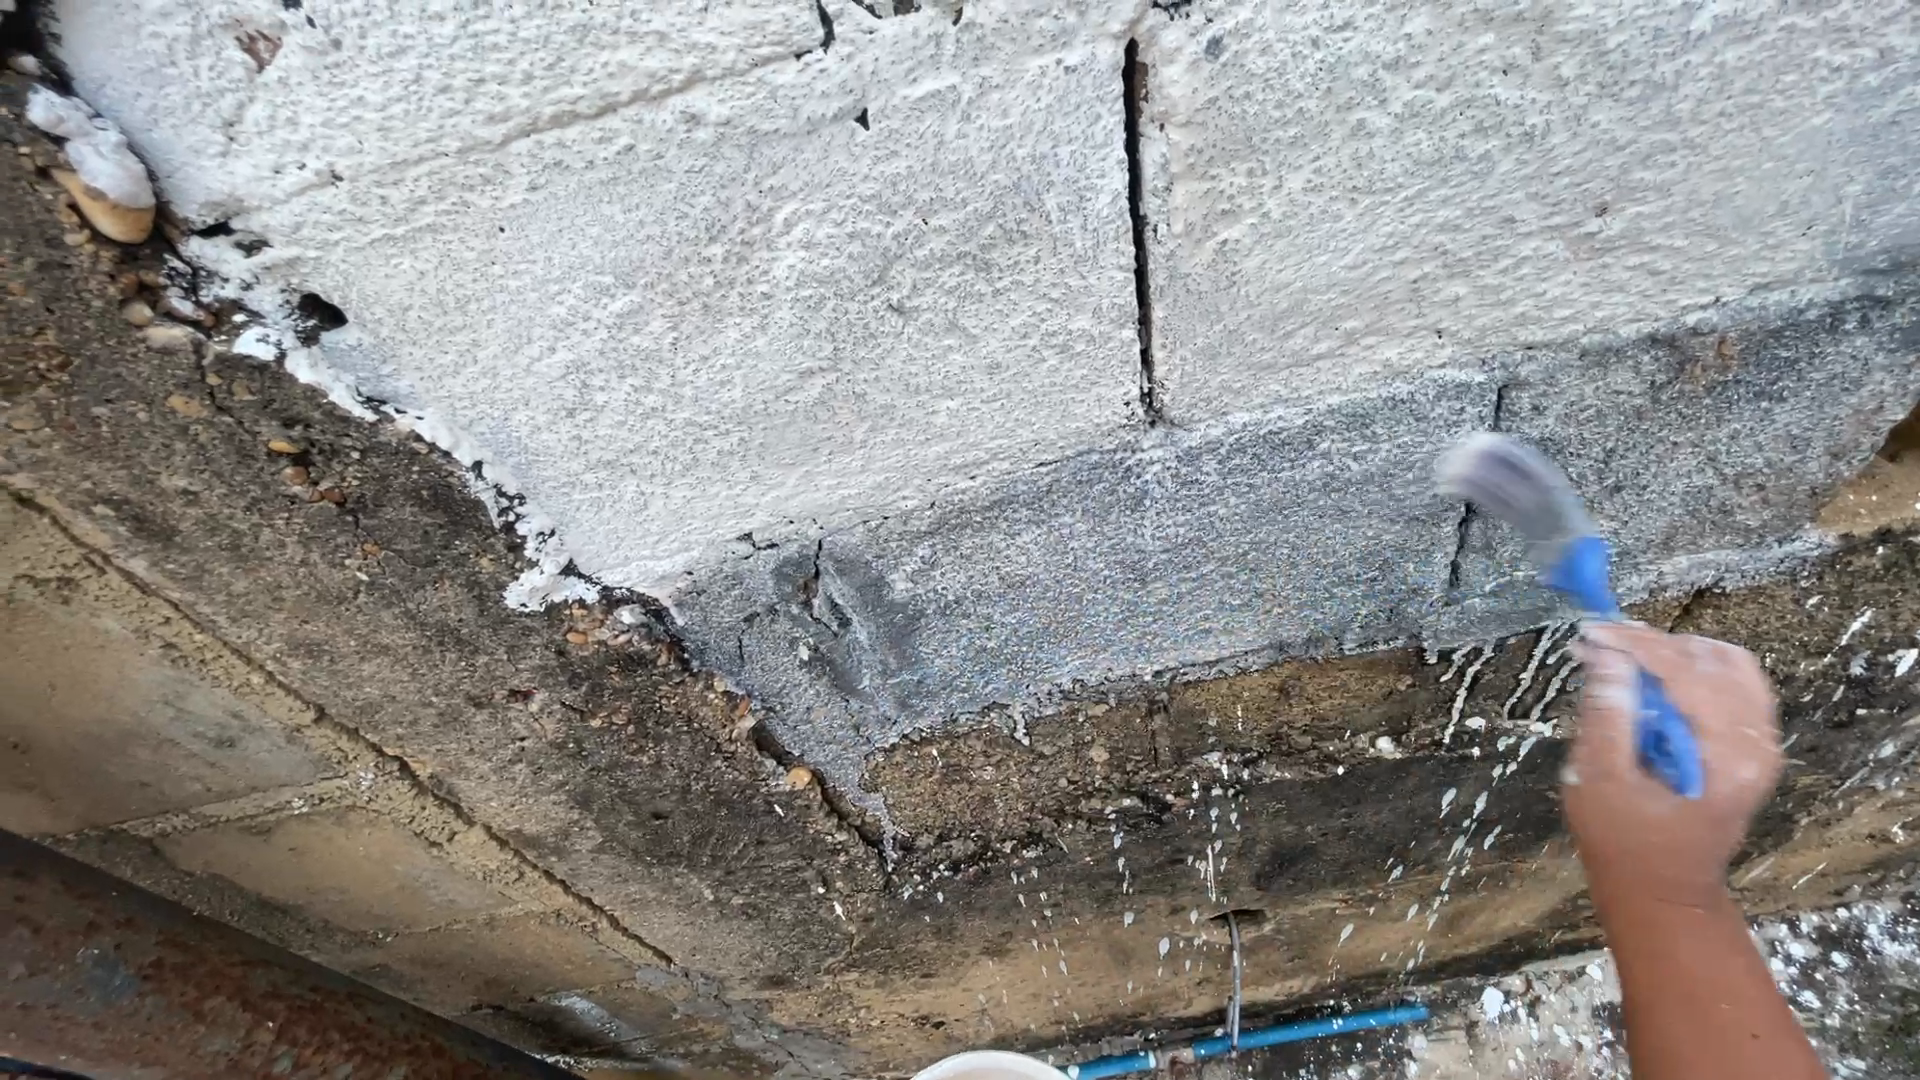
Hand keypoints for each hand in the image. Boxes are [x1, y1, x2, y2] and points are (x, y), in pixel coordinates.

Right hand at [1565, 621, 1784, 910]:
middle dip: (1652, 643)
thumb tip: (1605, 657)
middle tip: (1595, 643)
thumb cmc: (1622, 836)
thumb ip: (1606, 716)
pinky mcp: (1745, 744)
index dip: (1636, 646)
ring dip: (1671, 651)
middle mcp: (1757, 744)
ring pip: (1729, 667)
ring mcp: (1757, 744)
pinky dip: (1686, 667)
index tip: (1588, 632)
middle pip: (1715, 663)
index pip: (1689, 675)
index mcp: (1726, 757)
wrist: (1660, 884)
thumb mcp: (1599, 778)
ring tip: (1616, 654)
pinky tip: (1643, 674)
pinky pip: (1729, 685)